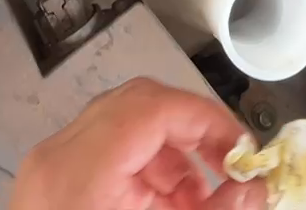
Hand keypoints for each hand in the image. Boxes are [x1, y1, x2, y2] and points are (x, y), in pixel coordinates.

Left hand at [10, 78, 265, 209]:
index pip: (150, 109)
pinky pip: (109, 152)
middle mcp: (58, 156)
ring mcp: (51, 166)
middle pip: (137, 106)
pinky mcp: (55, 181)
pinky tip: (174, 206)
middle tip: (232, 167)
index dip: (205, 118)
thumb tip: (254, 188)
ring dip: (172, 154)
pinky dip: (147, 170)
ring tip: (205, 201)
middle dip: (192, 132)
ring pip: (125, 125)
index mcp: (78, 172)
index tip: (244, 148)